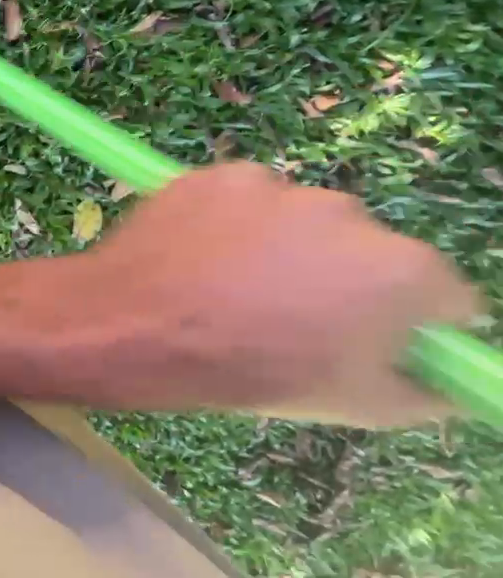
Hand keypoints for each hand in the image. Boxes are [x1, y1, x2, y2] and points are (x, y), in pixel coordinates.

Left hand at [78, 162, 481, 425]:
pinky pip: (241, 197)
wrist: (136, 323)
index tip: (374, 336)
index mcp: (403, 269)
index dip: (413, 320)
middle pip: (366, 247)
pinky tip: (204, 251)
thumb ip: (425, 389)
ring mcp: (271, 186)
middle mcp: (344, 212)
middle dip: (343, 274)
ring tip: (236, 280)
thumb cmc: (252, 368)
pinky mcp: (212, 174)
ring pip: (299, 218)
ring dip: (283, 241)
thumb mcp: (363, 403)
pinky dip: (230, 218)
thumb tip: (441, 379)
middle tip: (291, 309)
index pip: (442, 293)